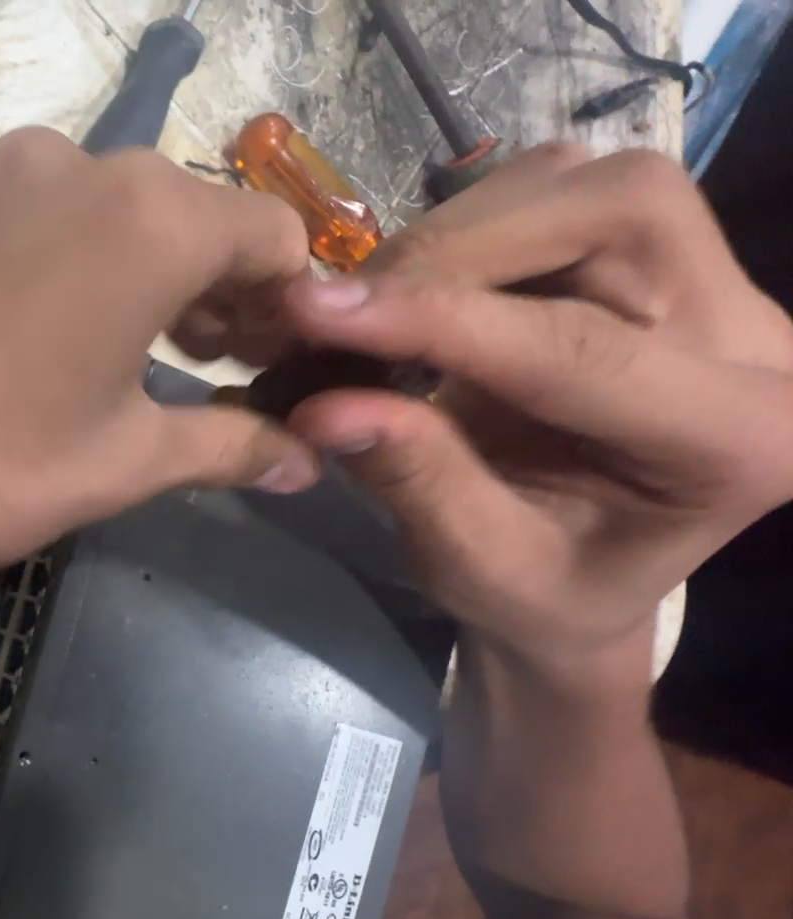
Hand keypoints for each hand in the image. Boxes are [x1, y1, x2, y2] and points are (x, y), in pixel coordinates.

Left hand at [0, 127, 321, 594]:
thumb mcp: (120, 464)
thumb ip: (227, 444)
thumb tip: (306, 459)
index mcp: (147, 217)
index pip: (273, 238)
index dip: (286, 308)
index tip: (274, 369)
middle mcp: (79, 164)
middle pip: (192, 217)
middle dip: (217, 291)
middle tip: (211, 375)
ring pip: (116, 213)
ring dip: (147, 276)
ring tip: (137, 362)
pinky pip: (46, 218)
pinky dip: (78, 262)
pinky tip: (59, 333)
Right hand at [275, 146, 792, 667]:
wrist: (580, 578)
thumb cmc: (535, 591)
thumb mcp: (470, 563)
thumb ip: (412, 478)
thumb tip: (315, 408)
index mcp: (737, 441)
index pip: (576, 346)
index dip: (432, 321)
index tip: (309, 311)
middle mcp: (754, 341)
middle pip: (615, 211)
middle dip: (451, 249)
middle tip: (336, 311)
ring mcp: (712, 287)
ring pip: (584, 186)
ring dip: (447, 236)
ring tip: (363, 309)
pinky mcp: (655, 264)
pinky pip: (562, 193)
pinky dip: (463, 226)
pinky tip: (415, 287)